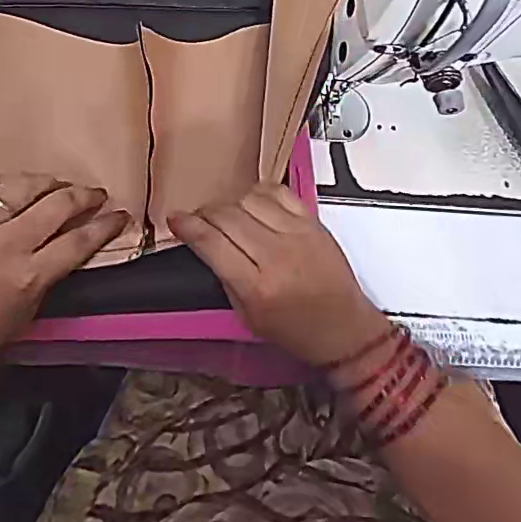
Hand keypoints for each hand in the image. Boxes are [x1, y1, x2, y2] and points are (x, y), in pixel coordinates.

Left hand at [0, 174, 131, 406]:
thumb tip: (76, 239)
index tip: (120, 215)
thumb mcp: (30, 310)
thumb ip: (53, 272)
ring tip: (61, 186)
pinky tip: (18, 185)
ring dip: (50, 182)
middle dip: (86, 196)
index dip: (107, 225)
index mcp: (28, 276)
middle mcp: (6, 245)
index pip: (79, 241)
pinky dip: (6, 181)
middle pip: (58, 204)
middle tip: (97, 195)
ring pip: (24, 186)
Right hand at [169, 184, 389, 365]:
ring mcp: (298, 235)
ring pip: (249, 198)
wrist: (345, 329)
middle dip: (205, 214)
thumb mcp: (247, 316)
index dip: (187, 226)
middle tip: (201, 220)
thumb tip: (203, 241)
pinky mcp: (313, 222)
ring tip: (228, 215)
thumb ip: (223, 276)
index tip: (176, 219)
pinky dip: (259, 192)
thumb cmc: (296, 330)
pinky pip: (278, 191)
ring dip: (230, 203)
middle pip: (226, 216)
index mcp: (257, 287)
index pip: (211, 242)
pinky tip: (254, 203)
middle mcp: (277, 256)